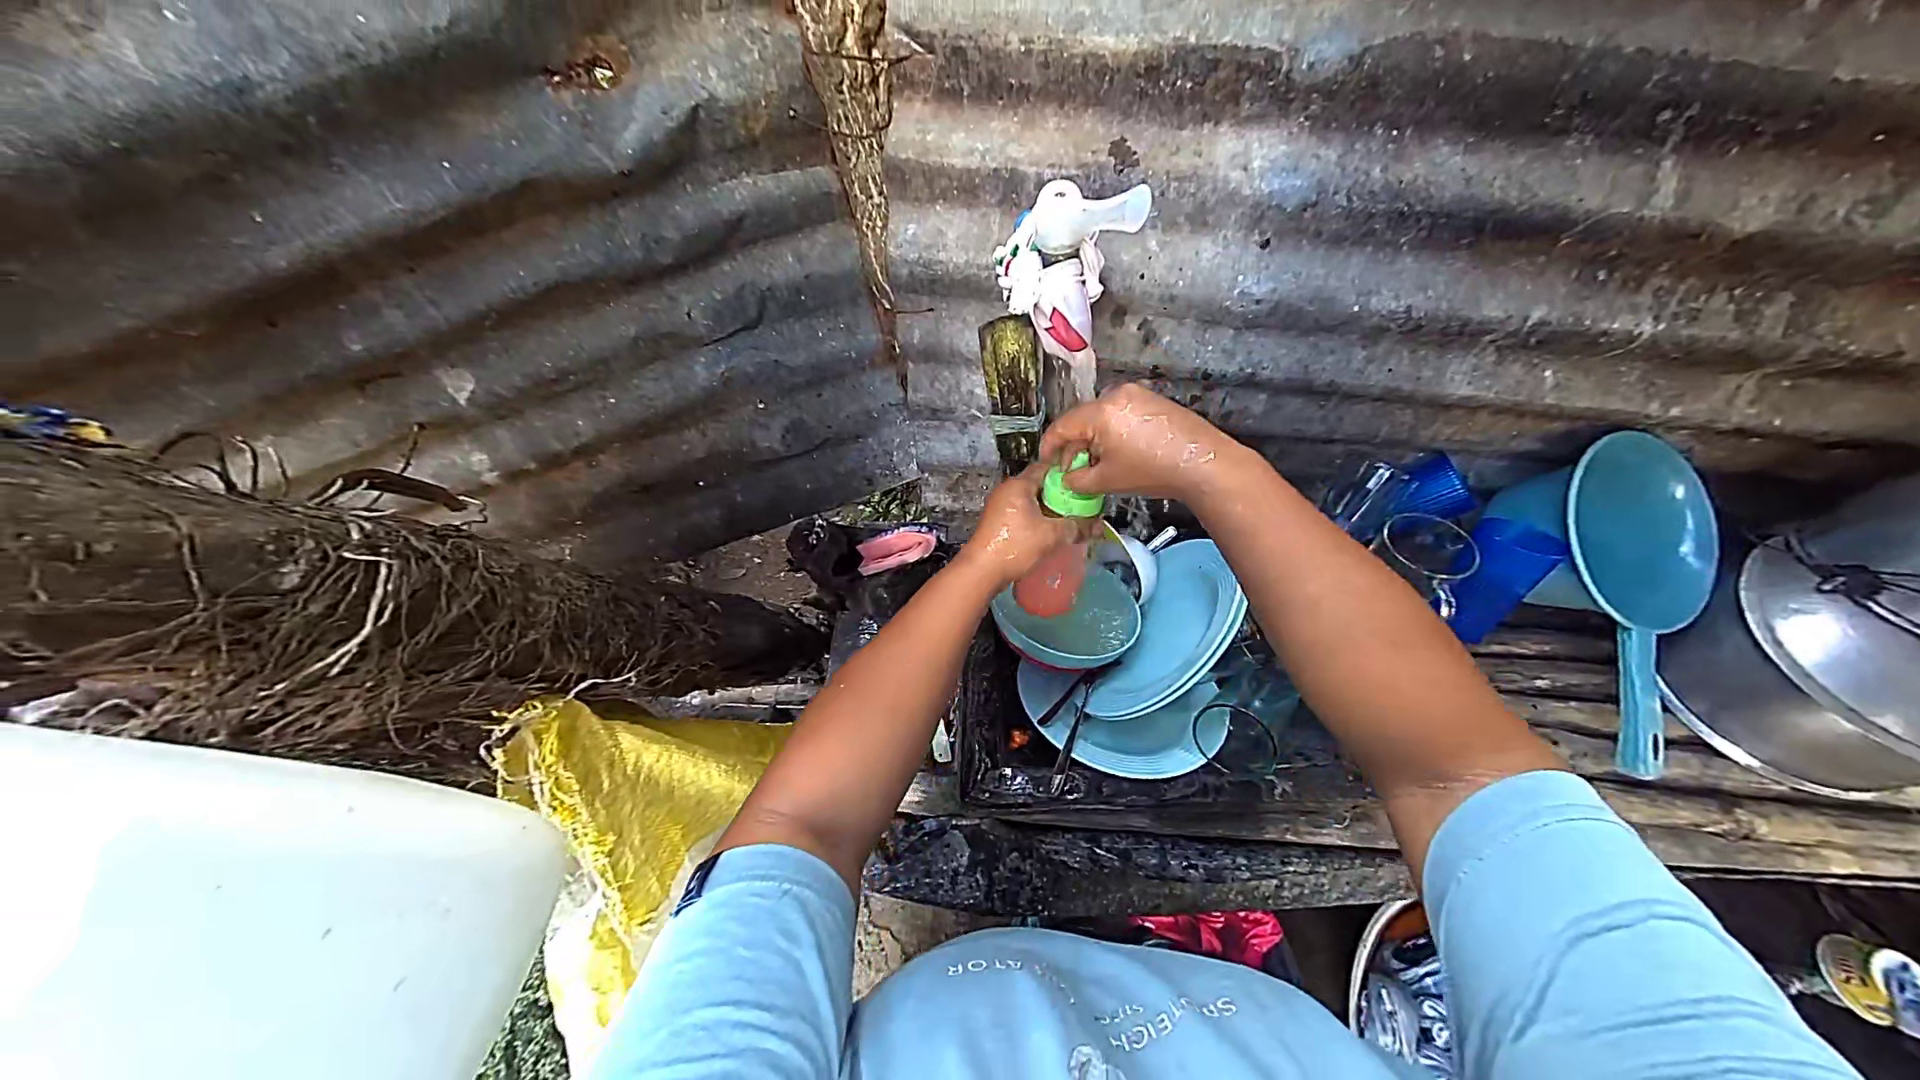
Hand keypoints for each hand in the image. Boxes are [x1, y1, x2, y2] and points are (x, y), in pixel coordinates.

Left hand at [957, 463, 1087, 587]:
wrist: (982, 570)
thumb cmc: (1015, 546)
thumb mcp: (1051, 536)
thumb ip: (1076, 527)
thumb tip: (1097, 527)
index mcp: (1018, 485)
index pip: (1046, 468)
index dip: (1066, 474)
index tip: (1083, 484)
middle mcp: (1007, 491)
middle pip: (1039, 485)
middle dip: (1060, 494)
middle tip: (1080, 503)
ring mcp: (1000, 506)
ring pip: (1031, 501)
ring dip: (1049, 509)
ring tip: (1069, 519)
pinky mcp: (998, 522)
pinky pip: (1023, 514)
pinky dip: (1037, 519)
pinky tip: (1051, 531)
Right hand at [1038, 383, 1250, 502]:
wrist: (1203, 464)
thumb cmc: (1154, 471)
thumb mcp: (1105, 481)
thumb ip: (1075, 479)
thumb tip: (1066, 477)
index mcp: (1100, 412)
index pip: (1062, 426)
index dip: (1049, 447)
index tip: (1045, 462)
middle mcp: (1116, 395)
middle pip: (1081, 420)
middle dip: (1073, 445)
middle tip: (1070, 469)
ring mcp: (1137, 394)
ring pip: (1100, 417)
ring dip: (1093, 439)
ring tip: (1096, 465)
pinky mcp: (1152, 400)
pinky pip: (1120, 414)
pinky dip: (1112, 432)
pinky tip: (1118, 454)